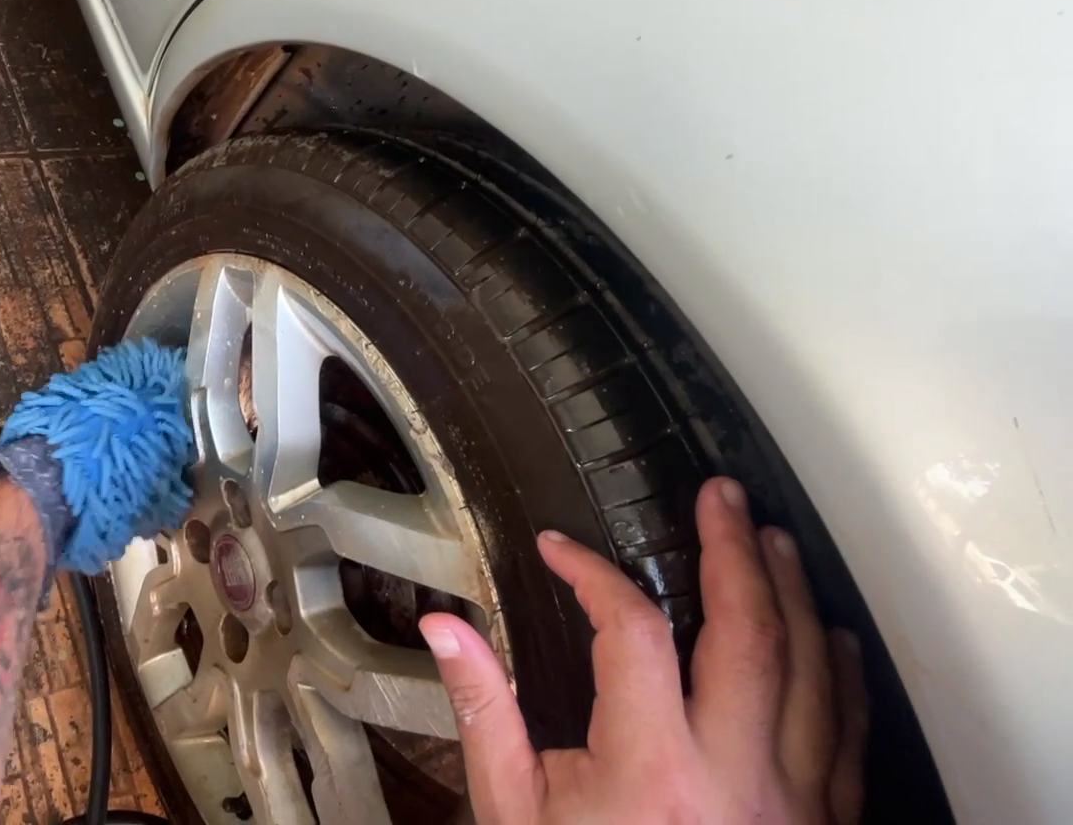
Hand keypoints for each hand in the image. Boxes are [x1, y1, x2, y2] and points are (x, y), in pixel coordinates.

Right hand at [419, 476, 867, 824]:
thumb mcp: (513, 805)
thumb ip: (482, 709)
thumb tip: (442, 624)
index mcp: (653, 766)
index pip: (634, 633)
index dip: (594, 573)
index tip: (556, 547)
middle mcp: (739, 775)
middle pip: (752, 640)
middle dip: (736, 554)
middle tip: (723, 495)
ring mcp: (796, 803)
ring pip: (814, 679)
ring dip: (792, 597)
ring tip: (772, 539)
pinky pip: (848, 735)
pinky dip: (839, 674)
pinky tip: (827, 635)